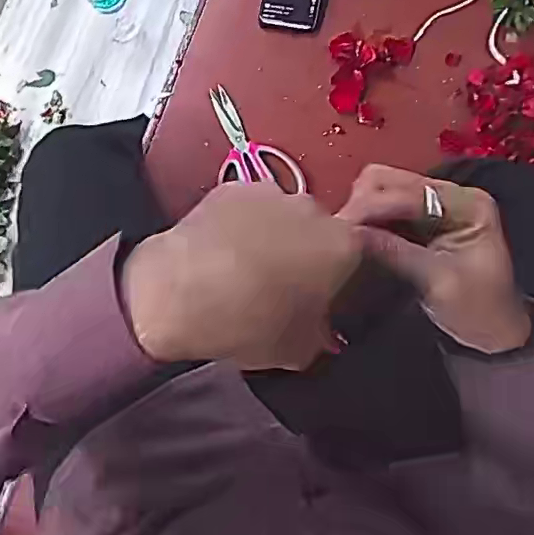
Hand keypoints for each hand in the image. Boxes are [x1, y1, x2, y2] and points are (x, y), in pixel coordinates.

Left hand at [121, 182, 360, 369]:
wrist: (179, 291)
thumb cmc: (247, 321)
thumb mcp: (297, 349)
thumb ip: (320, 333)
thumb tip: (318, 327)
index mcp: (341, 245)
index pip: (354, 255)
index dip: (335, 276)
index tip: (317, 293)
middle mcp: (312, 208)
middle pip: (317, 228)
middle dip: (304, 250)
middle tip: (280, 281)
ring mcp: (270, 191)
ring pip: (281, 213)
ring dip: (272, 233)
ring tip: (243, 264)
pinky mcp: (233, 186)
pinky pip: (247, 205)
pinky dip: (240, 221)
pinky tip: (221, 247)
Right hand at [336, 164, 530, 353]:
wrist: (495, 333)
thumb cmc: (478, 310)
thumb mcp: (438, 283)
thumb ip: (396, 253)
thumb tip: (352, 234)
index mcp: (468, 203)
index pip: (412, 192)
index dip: (374, 206)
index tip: (343, 225)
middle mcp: (450, 193)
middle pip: (391, 179)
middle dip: (363, 202)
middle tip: (340, 231)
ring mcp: (433, 202)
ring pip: (381, 187)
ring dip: (360, 207)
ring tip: (344, 234)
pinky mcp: (418, 217)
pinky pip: (382, 205)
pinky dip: (365, 216)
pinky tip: (353, 234)